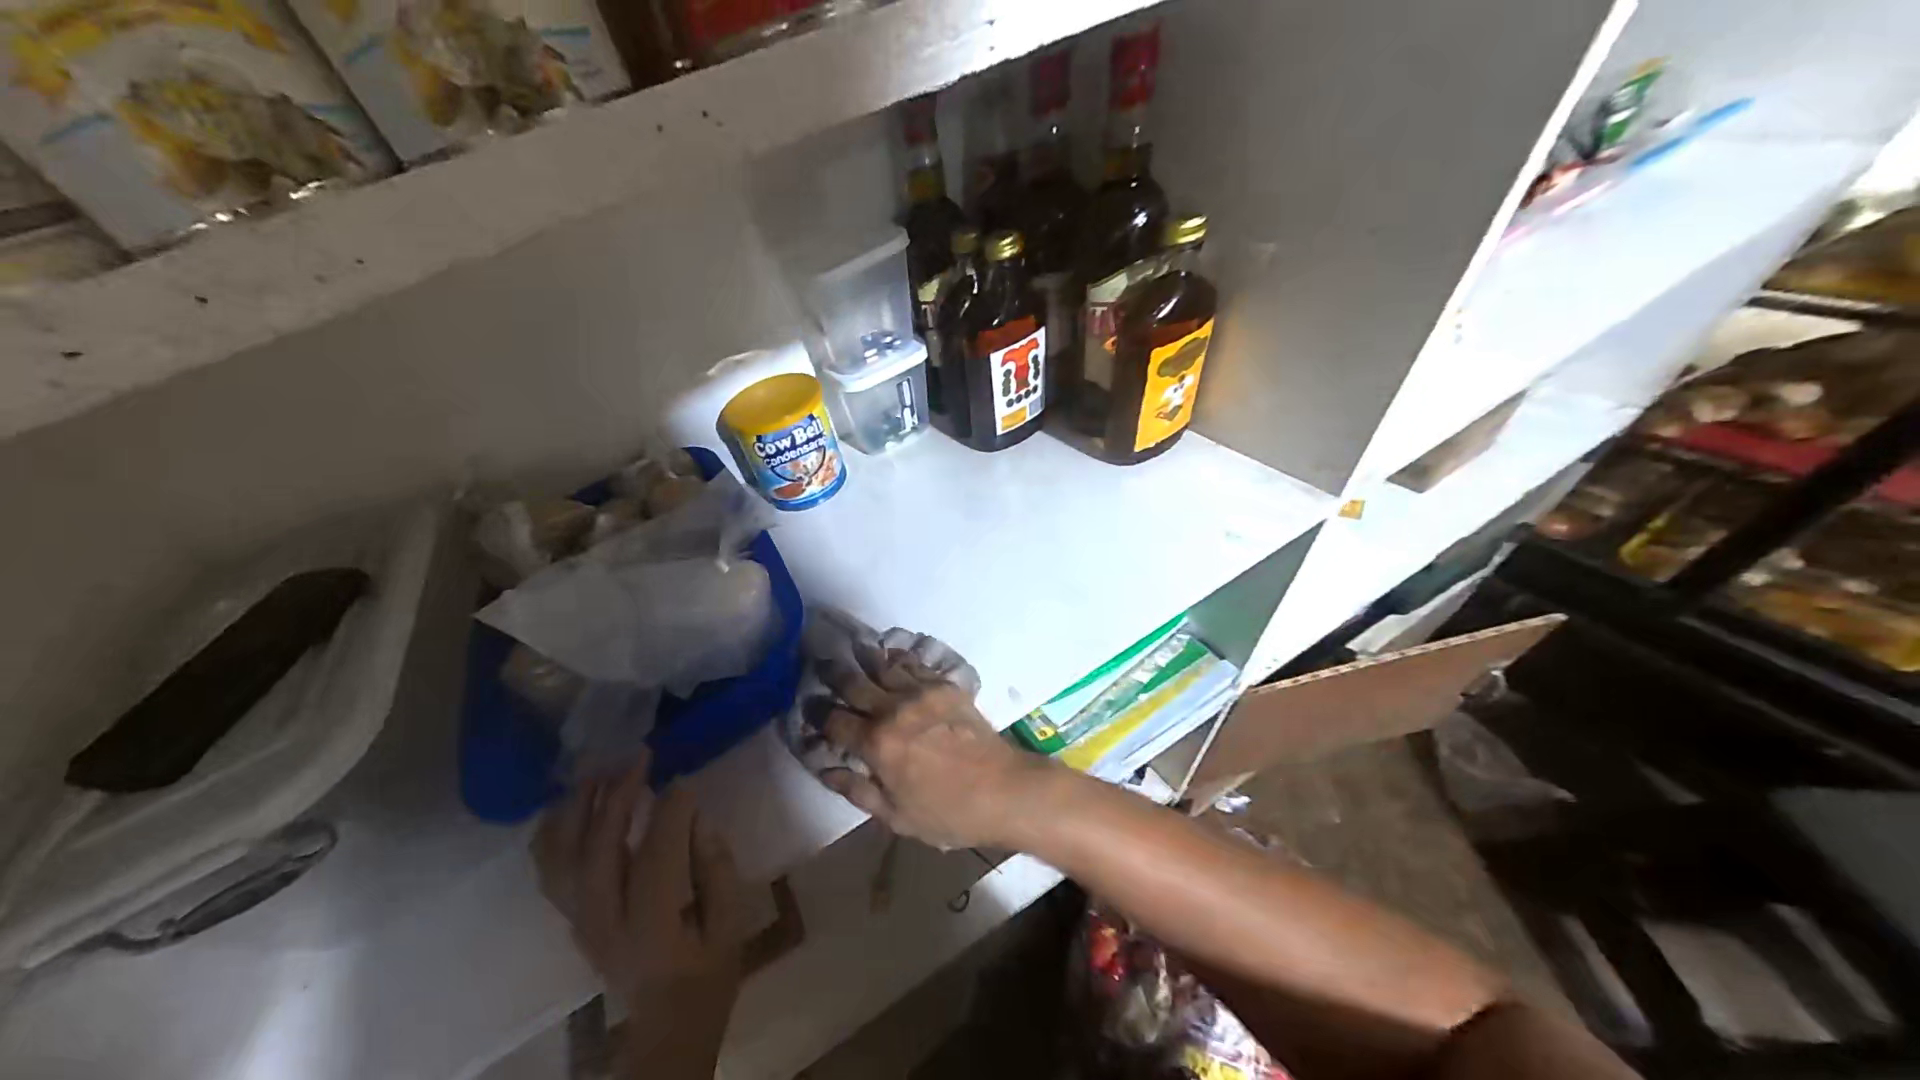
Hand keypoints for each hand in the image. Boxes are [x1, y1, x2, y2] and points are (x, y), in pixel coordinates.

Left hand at [533, 766, 745, 1071]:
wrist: (667, 1023)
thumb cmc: (709, 972)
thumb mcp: (732, 924)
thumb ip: (716, 869)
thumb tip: (697, 818)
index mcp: (652, 927)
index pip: (655, 857)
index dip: (670, 812)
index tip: (682, 777)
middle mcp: (605, 922)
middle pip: (598, 849)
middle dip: (618, 795)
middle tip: (640, 757)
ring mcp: (580, 921)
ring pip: (561, 856)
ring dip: (578, 807)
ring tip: (600, 770)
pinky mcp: (572, 919)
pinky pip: (550, 869)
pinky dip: (555, 831)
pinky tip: (574, 802)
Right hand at [817, 643, 1055, 849]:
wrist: (1004, 790)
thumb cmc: (948, 813)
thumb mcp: (896, 816)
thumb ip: (857, 791)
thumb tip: (826, 771)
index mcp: (876, 745)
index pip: (834, 721)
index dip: (816, 713)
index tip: (806, 706)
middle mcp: (893, 710)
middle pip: (853, 684)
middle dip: (832, 674)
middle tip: (819, 664)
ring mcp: (922, 693)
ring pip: (883, 666)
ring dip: (863, 657)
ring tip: (851, 648)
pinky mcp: (946, 686)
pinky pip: (915, 664)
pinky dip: (898, 656)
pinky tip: (891, 652)